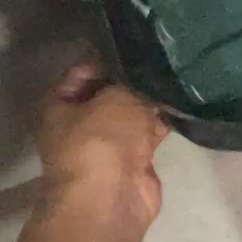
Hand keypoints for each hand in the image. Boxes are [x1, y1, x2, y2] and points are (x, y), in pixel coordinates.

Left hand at [37, 62, 169, 224]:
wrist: (112, 195)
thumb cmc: (101, 140)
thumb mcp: (116, 97)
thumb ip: (132, 81)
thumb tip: (147, 70)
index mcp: (58, 104)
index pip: (82, 71)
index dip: (109, 58)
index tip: (140, 47)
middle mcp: (79, 122)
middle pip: (109, 92)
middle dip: (134, 81)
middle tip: (165, 62)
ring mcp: (108, 141)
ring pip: (132, 112)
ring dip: (152, 102)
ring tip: (178, 80)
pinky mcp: (134, 157)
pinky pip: (150, 131)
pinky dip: (164, 121)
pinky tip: (183, 105)